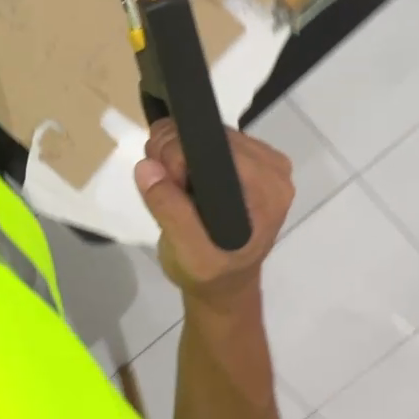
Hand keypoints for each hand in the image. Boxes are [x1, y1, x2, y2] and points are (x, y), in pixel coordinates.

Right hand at [134, 119, 293, 309]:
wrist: (222, 288)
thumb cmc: (211, 275)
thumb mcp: (189, 254)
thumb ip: (170, 212)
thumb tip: (148, 167)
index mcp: (267, 186)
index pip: (211, 144)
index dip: (178, 157)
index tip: (169, 185)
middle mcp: (269, 166)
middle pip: (202, 132)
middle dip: (171, 155)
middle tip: (167, 190)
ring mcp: (256, 159)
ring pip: (195, 130)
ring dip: (170, 153)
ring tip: (172, 188)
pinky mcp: (239, 157)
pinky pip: (196, 136)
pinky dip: (176, 152)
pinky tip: (178, 179)